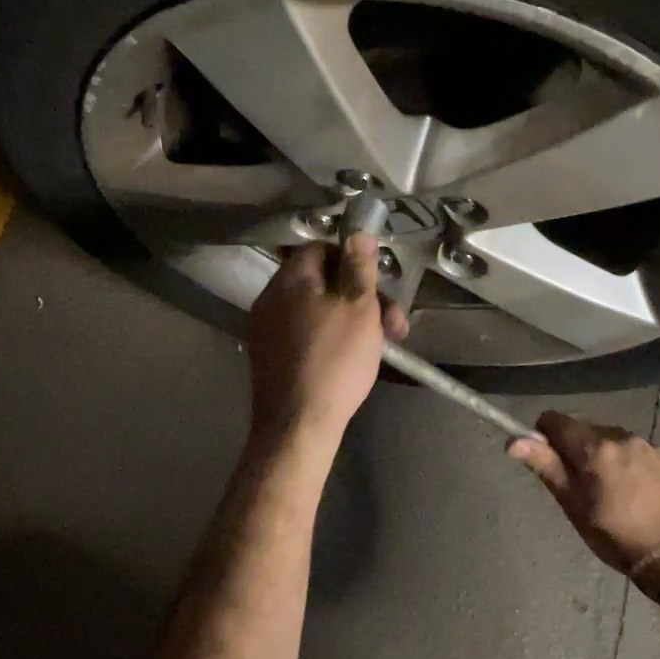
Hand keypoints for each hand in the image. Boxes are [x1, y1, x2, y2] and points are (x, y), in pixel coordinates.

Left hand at [246, 234, 408, 438]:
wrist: (298, 424)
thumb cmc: (334, 361)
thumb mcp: (359, 308)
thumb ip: (359, 268)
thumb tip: (357, 234)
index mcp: (289, 280)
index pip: (321, 249)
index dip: (354, 261)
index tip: (379, 285)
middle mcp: (270, 299)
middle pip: (321, 283)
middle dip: (362, 298)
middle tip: (393, 323)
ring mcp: (265, 331)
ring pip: (316, 312)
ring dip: (351, 322)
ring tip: (382, 345)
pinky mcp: (269, 358)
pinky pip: (304, 336)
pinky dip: (329, 341)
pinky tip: (352, 361)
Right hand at [507, 410, 659, 579]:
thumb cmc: (617, 535)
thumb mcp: (574, 506)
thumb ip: (546, 468)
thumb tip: (513, 442)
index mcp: (595, 446)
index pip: (554, 420)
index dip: (541, 437)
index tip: (546, 464)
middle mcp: (621, 435)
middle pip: (582, 429)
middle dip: (572, 449)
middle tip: (576, 487)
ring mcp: (647, 445)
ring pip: (607, 439)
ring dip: (598, 455)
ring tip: (606, 492)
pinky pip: (630, 450)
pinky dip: (621, 462)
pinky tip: (630, 492)